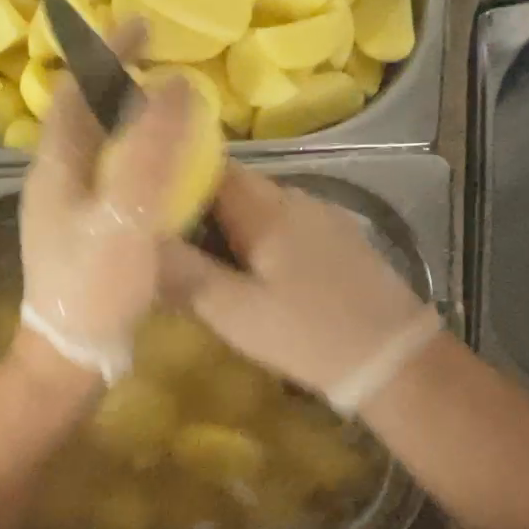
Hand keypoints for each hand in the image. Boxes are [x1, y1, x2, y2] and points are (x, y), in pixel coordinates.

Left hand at [18, 23, 194, 382]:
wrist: (66, 360)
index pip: (74, 94)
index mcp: (54, 173)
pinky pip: (108, 187)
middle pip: (83, 122)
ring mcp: (63, 218)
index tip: (144, 26)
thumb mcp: (125, 218)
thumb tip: (174, 88)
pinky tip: (162, 179)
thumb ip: (150, 153)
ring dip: (129, 128)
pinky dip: (135, 168)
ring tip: (169, 118)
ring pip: (96, 155)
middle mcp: (52, 189)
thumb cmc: (92, 290)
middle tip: (164, 73)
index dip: (105, 54)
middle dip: (119, 89)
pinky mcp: (80, 244)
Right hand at [161, 163, 435, 408]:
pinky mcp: (337, 242)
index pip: (214, 169)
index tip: (146, 205)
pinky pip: (282, 226)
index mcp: (268, 210)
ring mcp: (322, 218)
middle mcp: (297, 200)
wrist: (390, 359)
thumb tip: (138, 243)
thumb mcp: (232, 311)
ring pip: (259, 207)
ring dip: (225, 225)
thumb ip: (183, 273)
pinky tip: (243, 273)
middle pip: (236, 187)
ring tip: (196, 259)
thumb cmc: (304, 334)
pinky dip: (253, 240)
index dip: (176, 180)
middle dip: (197, 207)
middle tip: (162, 241)